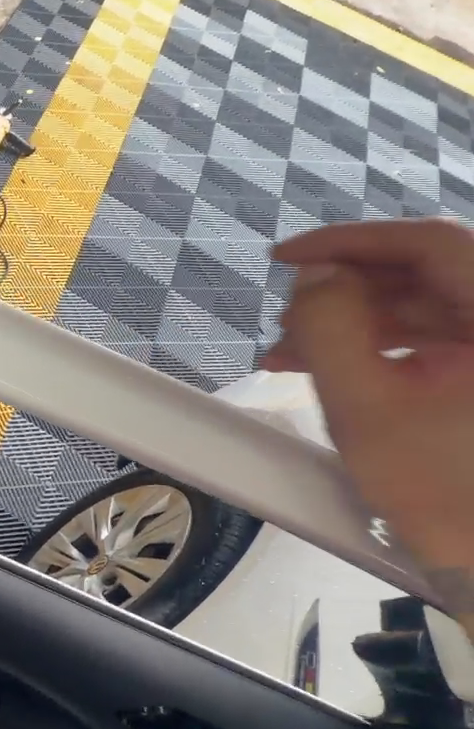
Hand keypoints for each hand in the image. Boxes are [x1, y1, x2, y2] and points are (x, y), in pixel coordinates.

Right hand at [262, 219, 473, 609]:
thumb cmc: (441, 488)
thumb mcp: (365, 406)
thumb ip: (332, 329)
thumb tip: (316, 274)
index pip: (437, 243)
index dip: (353, 240)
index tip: (284, 258)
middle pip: (435, 273)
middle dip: (347, 291)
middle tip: (282, 324)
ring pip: (434, 304)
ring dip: (357, 321)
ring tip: (291, 355)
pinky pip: (446, 334)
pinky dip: (385, 343)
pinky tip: (337, 367)